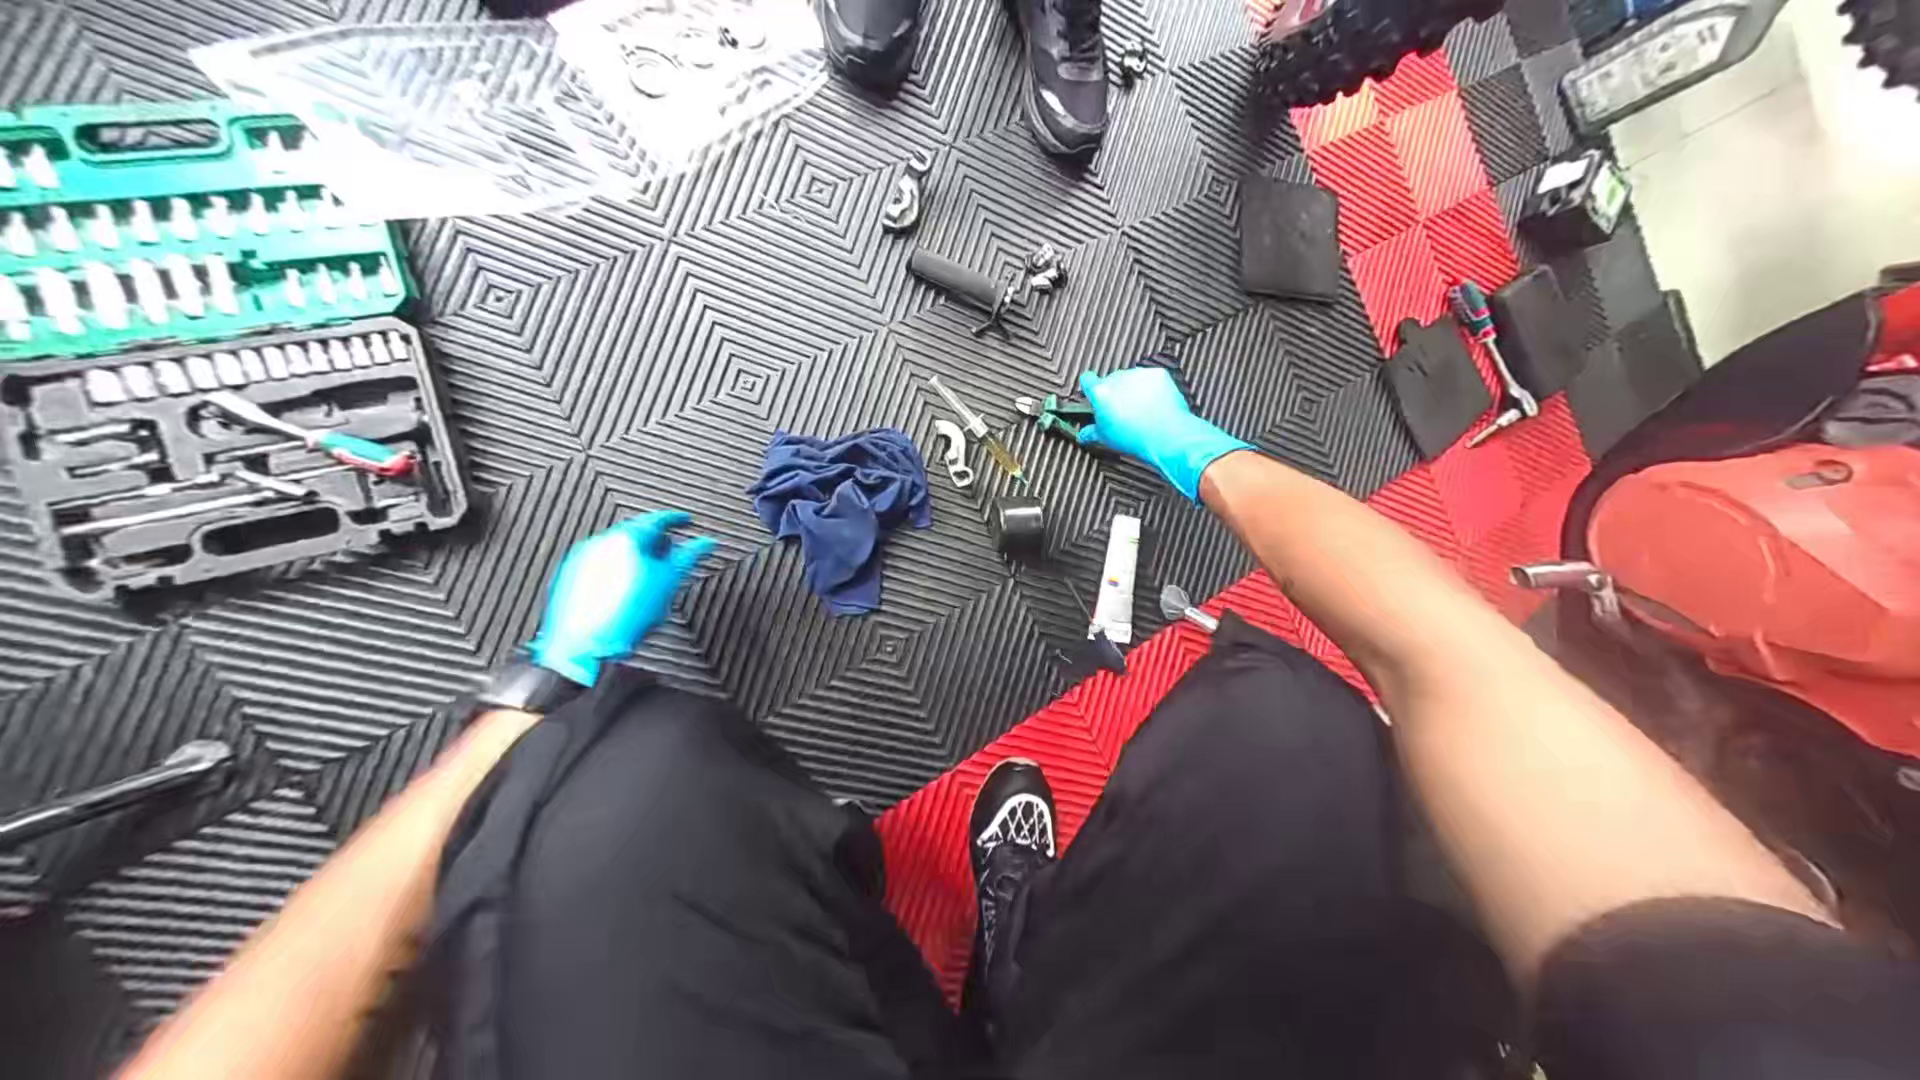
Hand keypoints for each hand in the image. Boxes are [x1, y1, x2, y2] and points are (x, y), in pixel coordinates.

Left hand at [528, 511, 716, 686]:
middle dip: (657, 545)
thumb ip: (690, 556)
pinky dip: (617, 574)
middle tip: (673, 556)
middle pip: (637, 534)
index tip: (686, 521)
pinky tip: (627, 596)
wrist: (582, 648)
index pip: (658, 518)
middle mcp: (600, 543)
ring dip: (636, 560)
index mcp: (625, 538)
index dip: (677, 520)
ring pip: (618, 552)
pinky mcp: (570, 579)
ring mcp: (581, 561)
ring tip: (650, 582)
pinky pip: (600, 568)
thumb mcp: (669, 583)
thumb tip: (707, 543)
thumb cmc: (623, 618)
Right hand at [1075, 367, 1252, 499]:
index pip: (1088, 379)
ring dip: (1134, 389)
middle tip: (1121, 411)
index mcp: (1101, 393)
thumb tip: (1084, 434)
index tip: (1094, 393)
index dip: (1090, 386)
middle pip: (1112, 380)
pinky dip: (1152, 388)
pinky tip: (1154, 404)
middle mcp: (1118, 379)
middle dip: (1115, 392)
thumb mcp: (1106, 438)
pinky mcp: (1158, 375)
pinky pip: (1151, 379)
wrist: (1166, 435)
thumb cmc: (1134, 437)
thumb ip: (1091, 432)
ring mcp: (1139, 375)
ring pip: (1132, 379)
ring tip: (1141, 410)